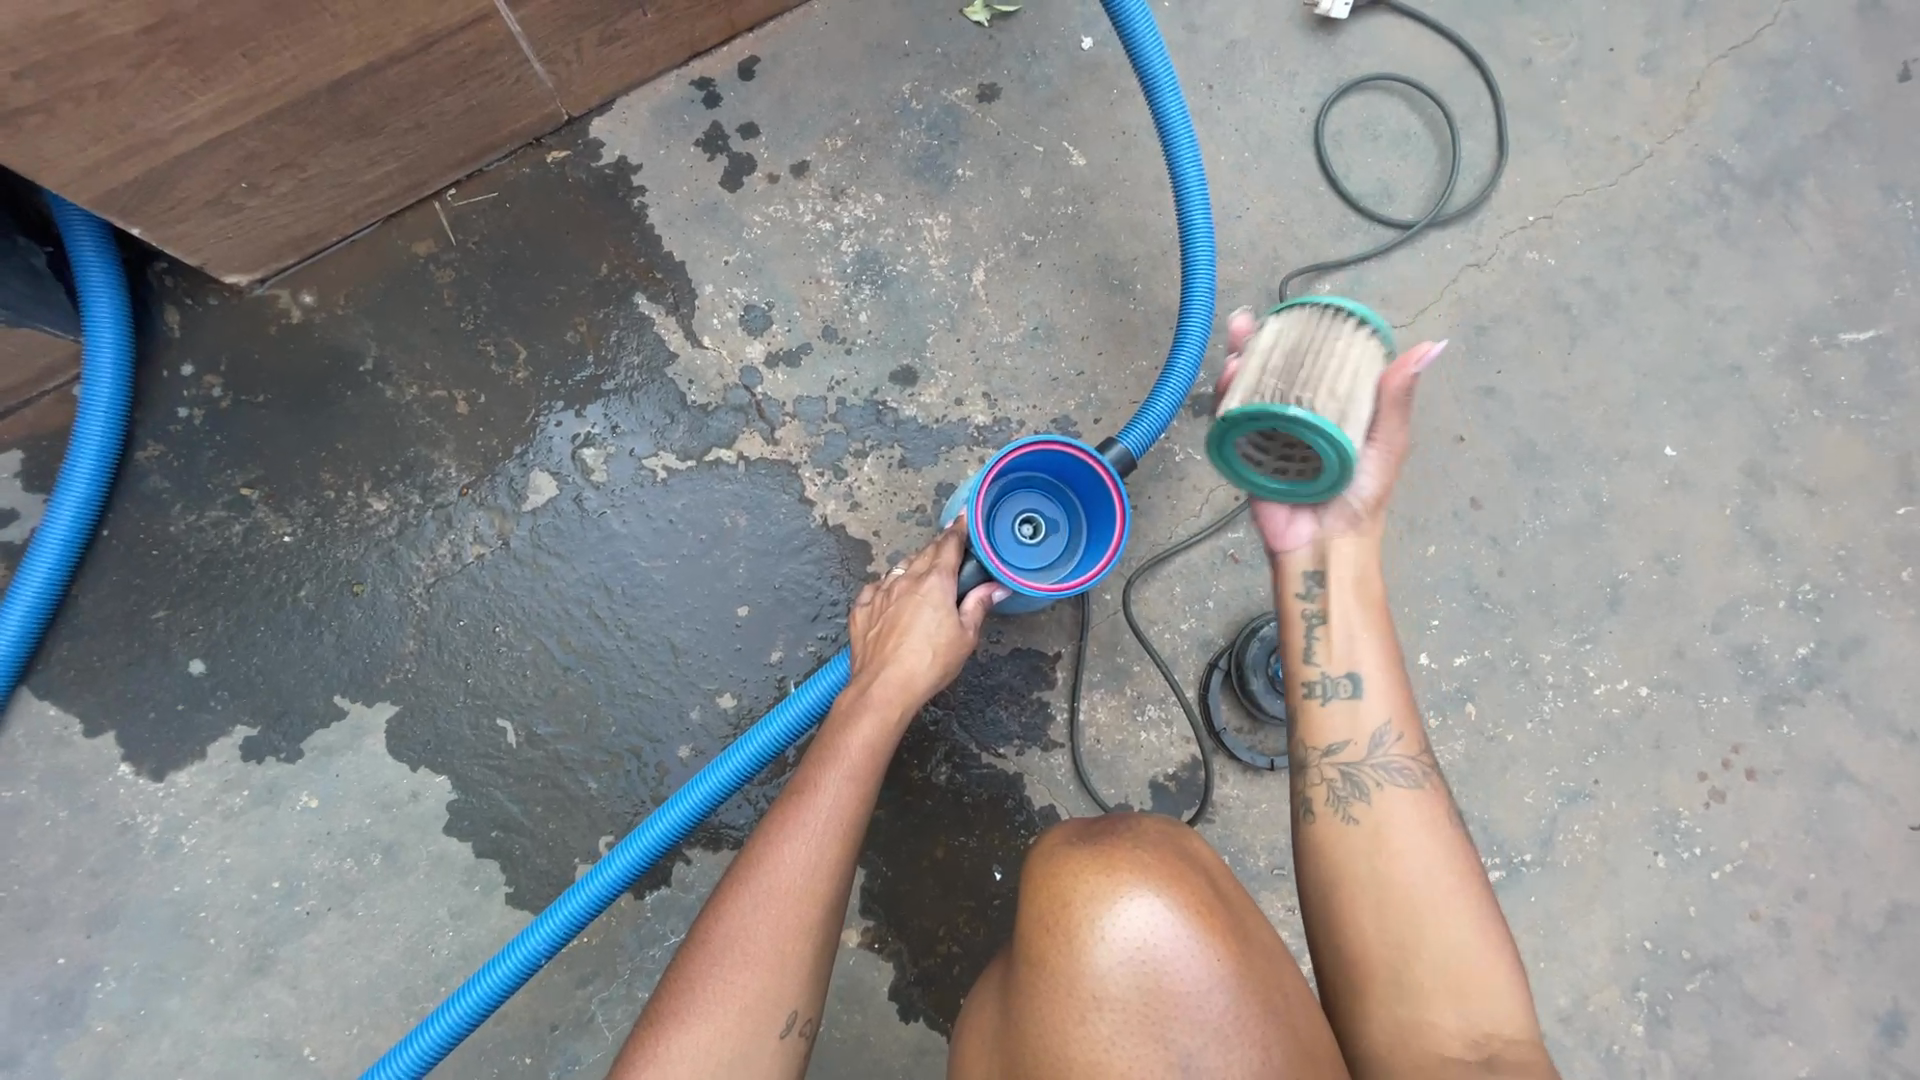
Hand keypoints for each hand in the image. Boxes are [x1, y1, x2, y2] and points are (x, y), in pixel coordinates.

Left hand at [844, 518, 1009, 717]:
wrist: (884, 686)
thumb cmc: (929, 664)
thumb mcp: (965, 637)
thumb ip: (978, 606)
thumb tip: (996, 588)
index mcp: (935, 582)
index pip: (949, 545)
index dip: (959, 531)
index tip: (964, 520)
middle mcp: (906, 580)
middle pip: (925, 553)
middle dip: (938, 547)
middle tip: (949, 547)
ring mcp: (880, 593)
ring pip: (899, 568)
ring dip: (913, 566)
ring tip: (922, 573)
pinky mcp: (862, 609)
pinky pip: (875, 589)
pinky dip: (886, 588)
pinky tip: (890, 597)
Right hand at [1217, 307, 1447, 555]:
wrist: (1328, 541)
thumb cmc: (1362, 494)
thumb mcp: (1387, 441)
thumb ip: (1397, 397)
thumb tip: (1432, 344)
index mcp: (1326, 406)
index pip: (1306, 362)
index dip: (1292, 335)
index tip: (1284, 313)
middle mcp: (1291, 414)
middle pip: (1266, 370)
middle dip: (1251, 344)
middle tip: (1243, 324)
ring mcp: (1263, 434)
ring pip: (1243, 392)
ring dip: (1234, 368)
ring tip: (1235, 353)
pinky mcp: (1242, 455)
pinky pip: (1229, 425)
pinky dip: (1224, 404)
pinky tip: (1225, 386)